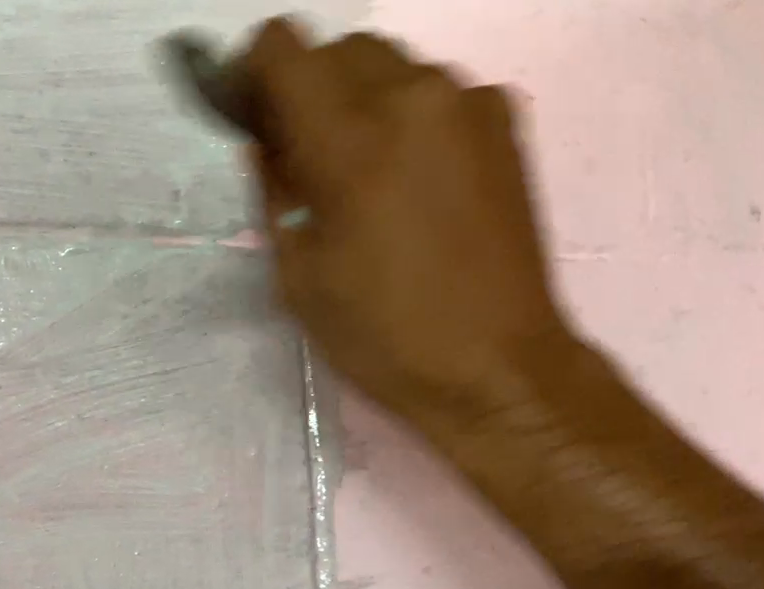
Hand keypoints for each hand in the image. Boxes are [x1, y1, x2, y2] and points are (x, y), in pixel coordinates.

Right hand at [234, 18, 566, 438]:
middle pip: (340, 50)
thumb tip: (268, 145)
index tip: (260, 119)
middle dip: (314, 93)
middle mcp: (411, 98)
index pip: (283, 47)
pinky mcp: (506, 122)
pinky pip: (440, 96)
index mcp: (349, 142)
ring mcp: (468, 104)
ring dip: (367, 106)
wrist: (499, 366)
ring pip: (394, 69)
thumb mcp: (301, 280)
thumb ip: (275, 195)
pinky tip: (423, 186)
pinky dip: (416, 123)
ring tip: (374, 182)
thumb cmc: (388, 338)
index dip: (258, 75)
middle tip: (314, 163)